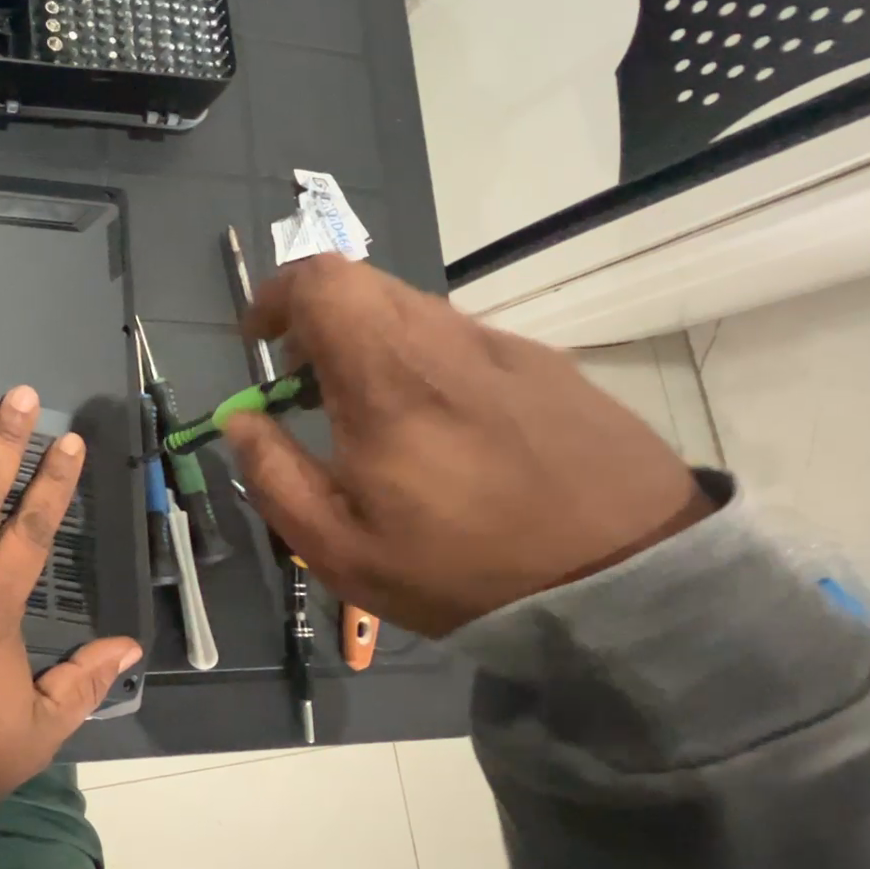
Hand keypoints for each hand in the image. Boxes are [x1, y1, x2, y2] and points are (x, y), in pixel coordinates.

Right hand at [225, 255, 713, 637]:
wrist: (630, 587)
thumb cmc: (462, 570)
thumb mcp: (337, 546)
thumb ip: (272, 473)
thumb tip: (239, 419)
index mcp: (388, 381)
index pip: (323, 282)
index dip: (276, 295)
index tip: (259, 343)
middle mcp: (447, 344)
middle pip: (363, 285)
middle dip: (314, 322)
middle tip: (301, 385)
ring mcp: (506, 350)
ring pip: (412, 310)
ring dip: (366, 342)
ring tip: (364, 412)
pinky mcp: (548, 367)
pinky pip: (460, 340)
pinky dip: (420, 360)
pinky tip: (433, 427)